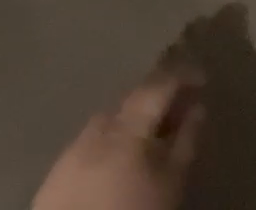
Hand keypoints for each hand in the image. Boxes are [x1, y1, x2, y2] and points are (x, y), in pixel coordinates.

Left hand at [33, 62, 205, 209]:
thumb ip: (187, 138)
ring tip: (147, 135)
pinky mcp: (53, 175)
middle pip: (129, 101)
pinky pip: (86, 143)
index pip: (157, 86)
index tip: (201, 79)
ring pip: (106, 120)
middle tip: (178, 107)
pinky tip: (115, 159)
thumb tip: (196, 107)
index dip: (182, 76)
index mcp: (126, 130)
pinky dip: (106, 141)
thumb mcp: (173, 180)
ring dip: (130, 119)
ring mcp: (69, 153)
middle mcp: (95, 132)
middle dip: (156, 97)